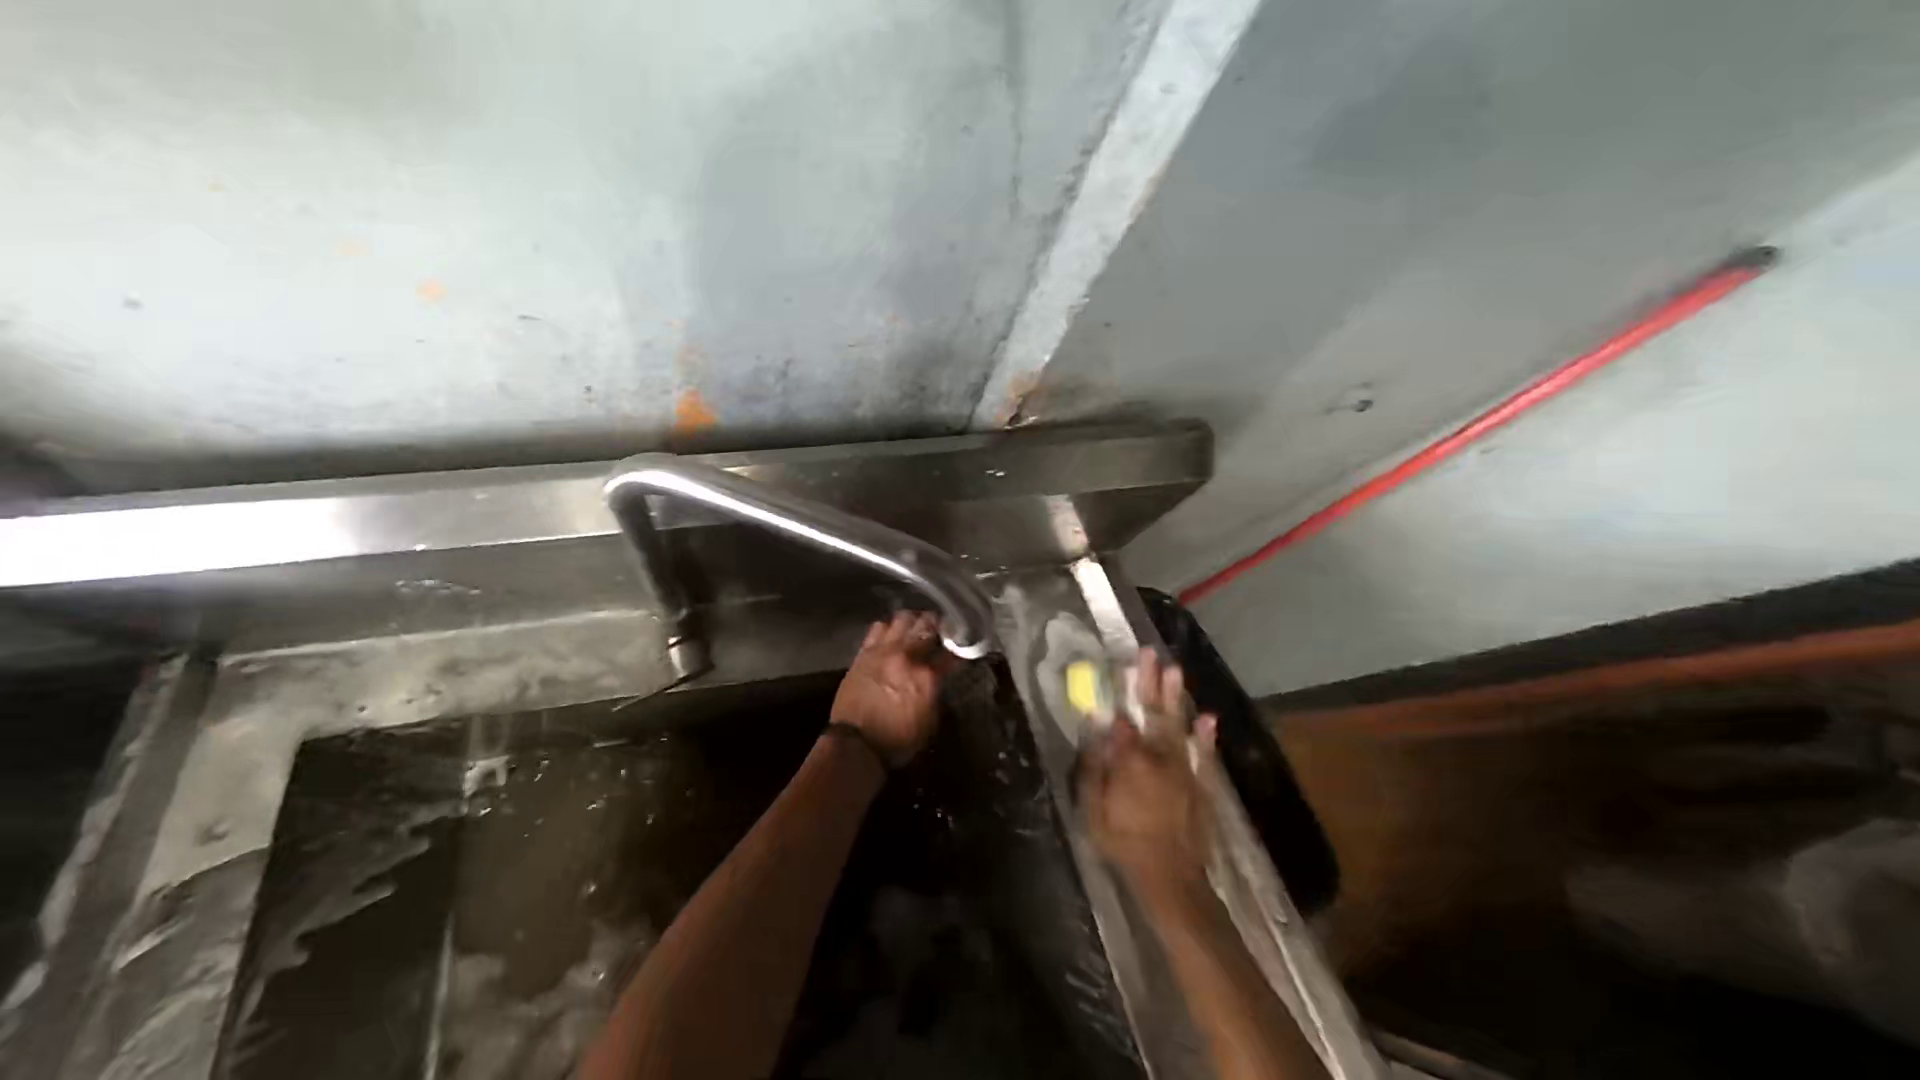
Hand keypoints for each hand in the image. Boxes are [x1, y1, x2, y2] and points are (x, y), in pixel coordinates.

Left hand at [831, 611, 953, 766]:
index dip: (960, 647)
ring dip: (914, 621)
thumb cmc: (897, 741)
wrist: (856, 745)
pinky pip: (879, 627)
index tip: (962, 646)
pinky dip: (889, 628)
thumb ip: (938, 693)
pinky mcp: (865, 652)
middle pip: (928, 625)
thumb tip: (941, 678)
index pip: (951, 652)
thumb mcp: (930, 722)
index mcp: (928, 677)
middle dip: (939, 625)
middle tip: (943, 630)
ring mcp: (884, 651)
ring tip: (917, 628)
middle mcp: (907, 656)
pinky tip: (892, 635)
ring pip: (904, 618)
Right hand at [1079, 649, 1218, 893]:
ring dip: (1176, 697)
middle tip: (1148, 653)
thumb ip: (1094, 767)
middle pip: (1152, 713)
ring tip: (1175, 669)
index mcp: (1130, 761)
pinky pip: (1203, 755)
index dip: (1121, 693)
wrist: (1171, 878)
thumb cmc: (1124, 844)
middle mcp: (1158, 757)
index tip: (1120, 666)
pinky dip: (1205, 736)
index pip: (1123, 720)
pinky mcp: (1199, 784)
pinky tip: (1207, 717)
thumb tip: (1098, 729)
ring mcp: (1182, 769)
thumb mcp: (1093, 810)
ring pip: (1177, 725)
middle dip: (1149, 682)